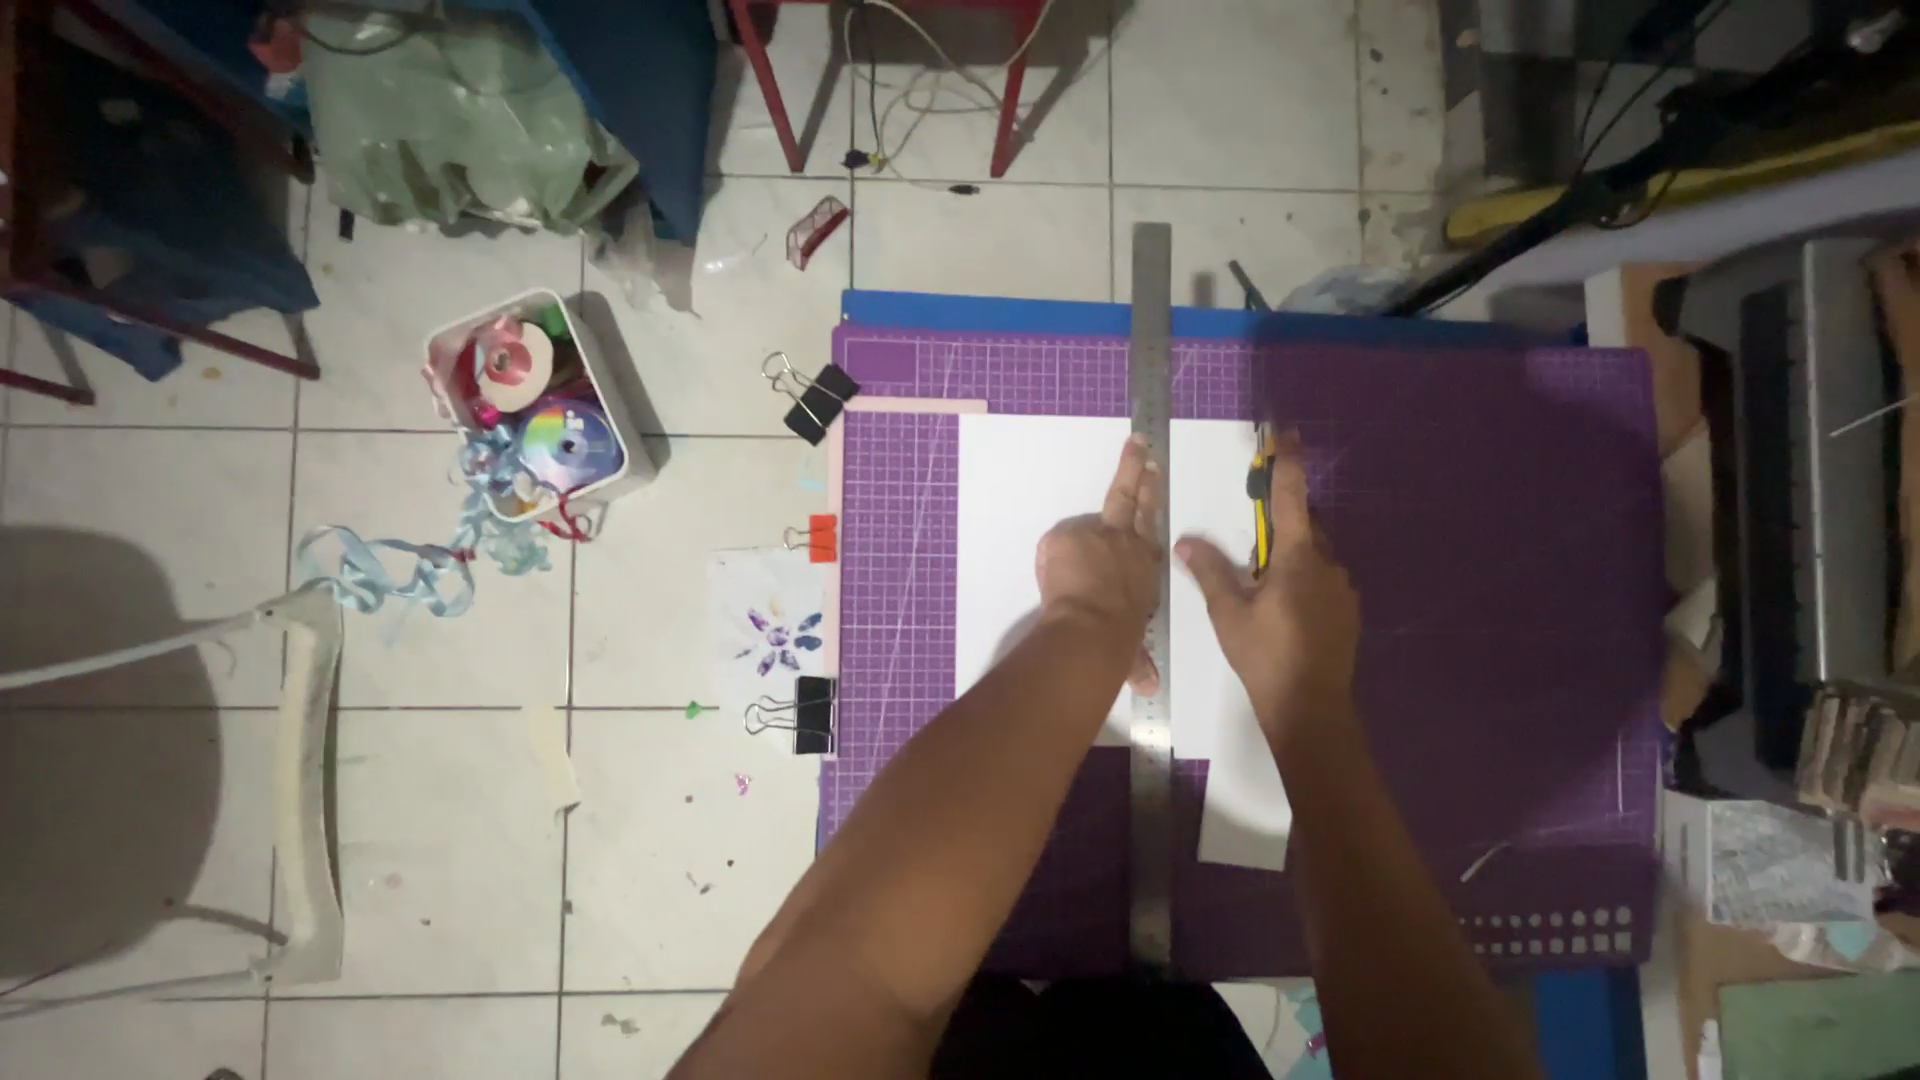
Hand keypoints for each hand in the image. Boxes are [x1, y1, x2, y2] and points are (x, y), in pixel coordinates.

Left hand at [1035, 434, 1163, 694]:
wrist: (1092, 625)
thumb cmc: (1118, 637)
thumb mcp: (1132, 649)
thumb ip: (1137, 663)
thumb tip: (1149, 688)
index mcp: (1143, 564)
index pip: (1148, 528)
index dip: (1150, 504)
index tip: (1153, 478)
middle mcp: (1125, 542)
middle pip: (1133, 498)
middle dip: (1138, 470)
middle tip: (1141, 444)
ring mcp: (1096, 534)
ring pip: (1104, 505)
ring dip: (1107, 492)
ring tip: (1116, 463)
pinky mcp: (1066, 535)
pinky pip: (1057, 544)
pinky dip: (1054, 554)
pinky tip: (1053, 567)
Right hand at [1176, 431, 1359, 735]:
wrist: (1310, 705)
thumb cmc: (1264, 654)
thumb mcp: (1228, 612)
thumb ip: (1210, 571)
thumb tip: (1185, 542)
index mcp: (1298, 557)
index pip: (1291, 497)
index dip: (1287, 463)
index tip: (1286, 434)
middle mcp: (1328, 564)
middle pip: (1305, 526)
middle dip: (1280, 526)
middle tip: (1252, 551)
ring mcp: (1343, 589)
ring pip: (1315, 556)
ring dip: (1291, 557)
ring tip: (1263, 589)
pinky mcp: (1348, 611)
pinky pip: (1324, 580)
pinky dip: (1304, 581)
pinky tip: (1284, 611)